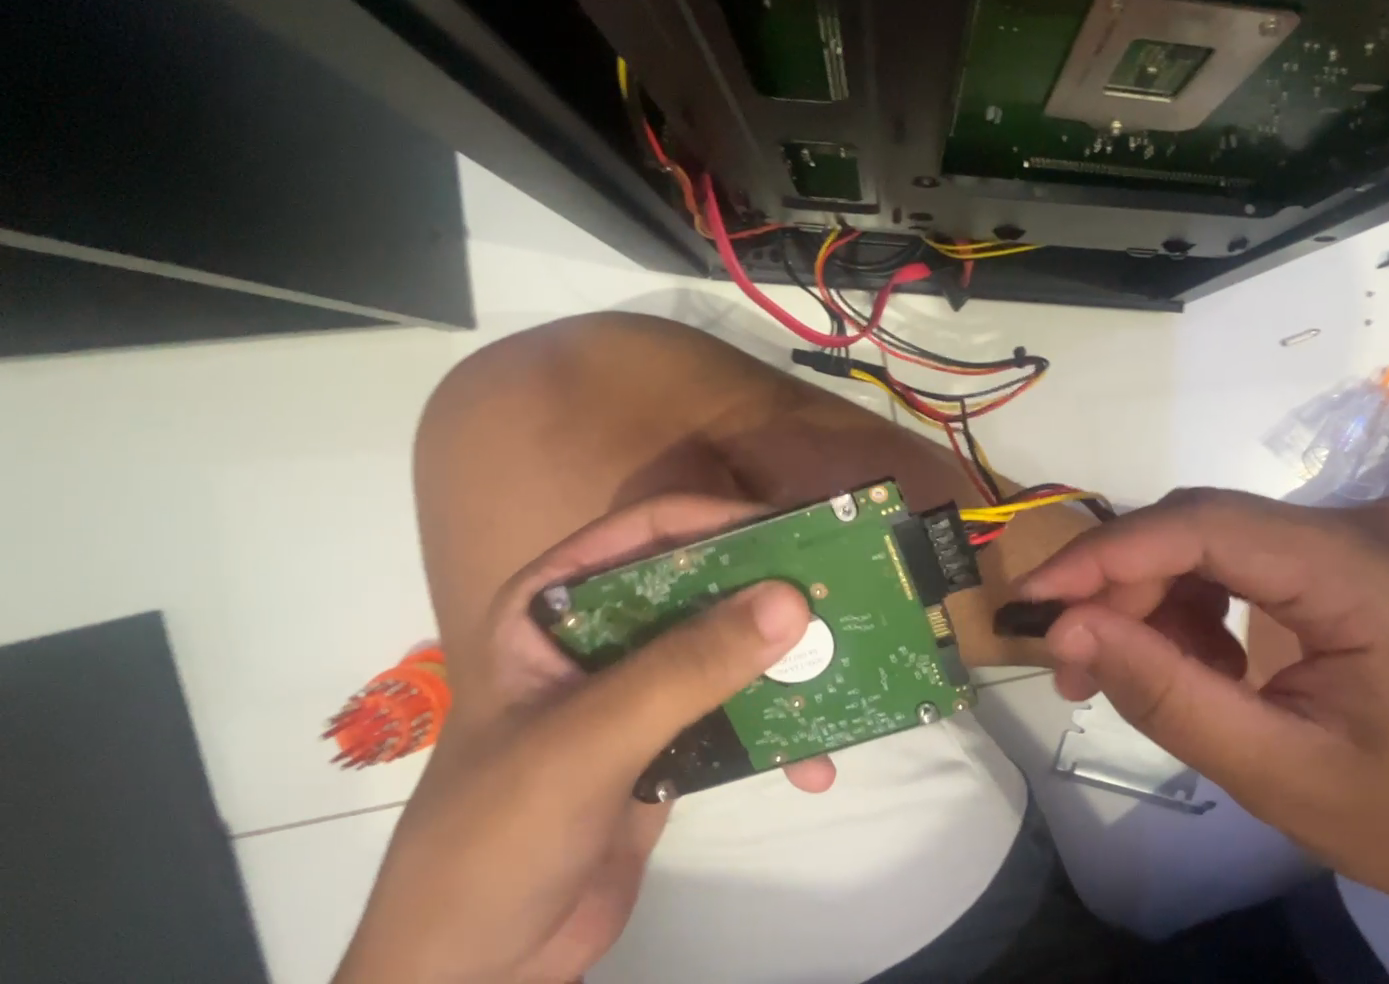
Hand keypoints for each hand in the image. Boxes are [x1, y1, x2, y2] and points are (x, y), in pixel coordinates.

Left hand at [336, 496, 824, 983]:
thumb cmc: (496, 838)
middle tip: (842, 602)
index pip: (649, 531)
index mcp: (556, 605)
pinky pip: (735, 717)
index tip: (800, 533)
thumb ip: (686, 669)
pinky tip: (815, 763)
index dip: (724, 521)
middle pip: (703, 587)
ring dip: (786, 668)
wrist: (468, 970)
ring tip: (847, 677)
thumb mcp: (590, 742)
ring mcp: (637, 692)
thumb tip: (792, 600)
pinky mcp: (667, 745)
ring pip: (727, 651)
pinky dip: (777, 734)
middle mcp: (602, 635)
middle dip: (771, 598)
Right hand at [1021, 489, 1388, 982]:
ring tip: (1124, 674)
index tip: (1032, 601)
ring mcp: (1353, 547)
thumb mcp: (1270, 770)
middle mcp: (1359, 536)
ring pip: (1210, 542)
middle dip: (1124, 585)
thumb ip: (1164, 694)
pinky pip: (1236, 566)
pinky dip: (1192, 611)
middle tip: (1072, 661)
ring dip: (1153, 601)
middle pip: (1201, 527)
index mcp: (1361, 574)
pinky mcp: (1339, 571)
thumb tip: (1065, 629)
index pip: (1203, 527)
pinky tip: (1191, 669)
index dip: (1106, 555)